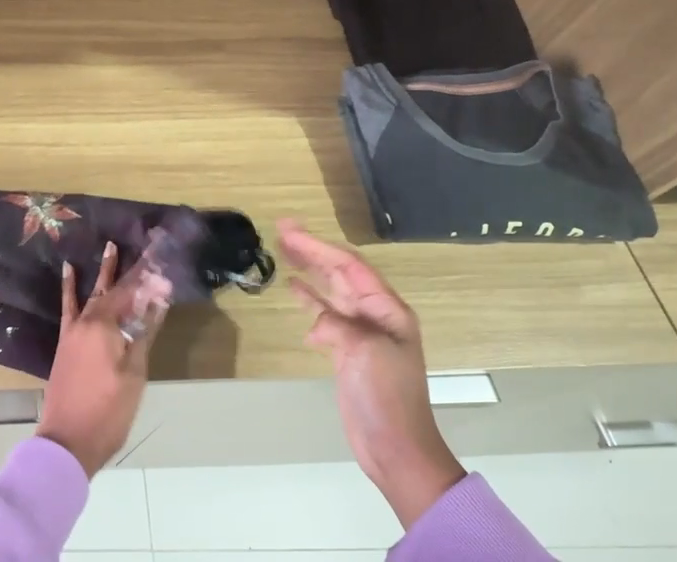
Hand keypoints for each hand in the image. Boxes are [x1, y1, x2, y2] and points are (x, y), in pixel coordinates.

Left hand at [36, 242, 166, 476]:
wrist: (68, 440)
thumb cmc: (108, 411)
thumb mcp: (134, 373)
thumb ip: (144, 333)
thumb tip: (158, 301)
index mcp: (104, 326)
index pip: (132, 292)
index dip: (149, 276)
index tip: (162, 256)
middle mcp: (87, 321)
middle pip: (113, 290)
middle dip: (130, 270)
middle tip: (145, 249)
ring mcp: (73, 331)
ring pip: (93, 295)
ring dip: (105, 274)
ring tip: (111, 247)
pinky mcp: (66, 342)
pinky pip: (69, 307)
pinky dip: (70, 288)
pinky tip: (69, 271)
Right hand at [279, 219, 463, 529]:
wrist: (395, 446)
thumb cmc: (387, 396)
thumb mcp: (366, 352)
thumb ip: (340, 325)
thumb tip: (318, 322)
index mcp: (388, 310)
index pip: (349, 266)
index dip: (318, 245)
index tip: (289, 229)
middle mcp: (375, 314)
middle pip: (339, 272)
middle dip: (312, 250)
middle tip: (281, 229)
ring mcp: (360, 333)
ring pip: (330, 290)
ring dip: (308, 269)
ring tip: (283, 249)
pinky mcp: (346, 350)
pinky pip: (325, 314)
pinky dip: (309, 299)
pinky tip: (292, 288)